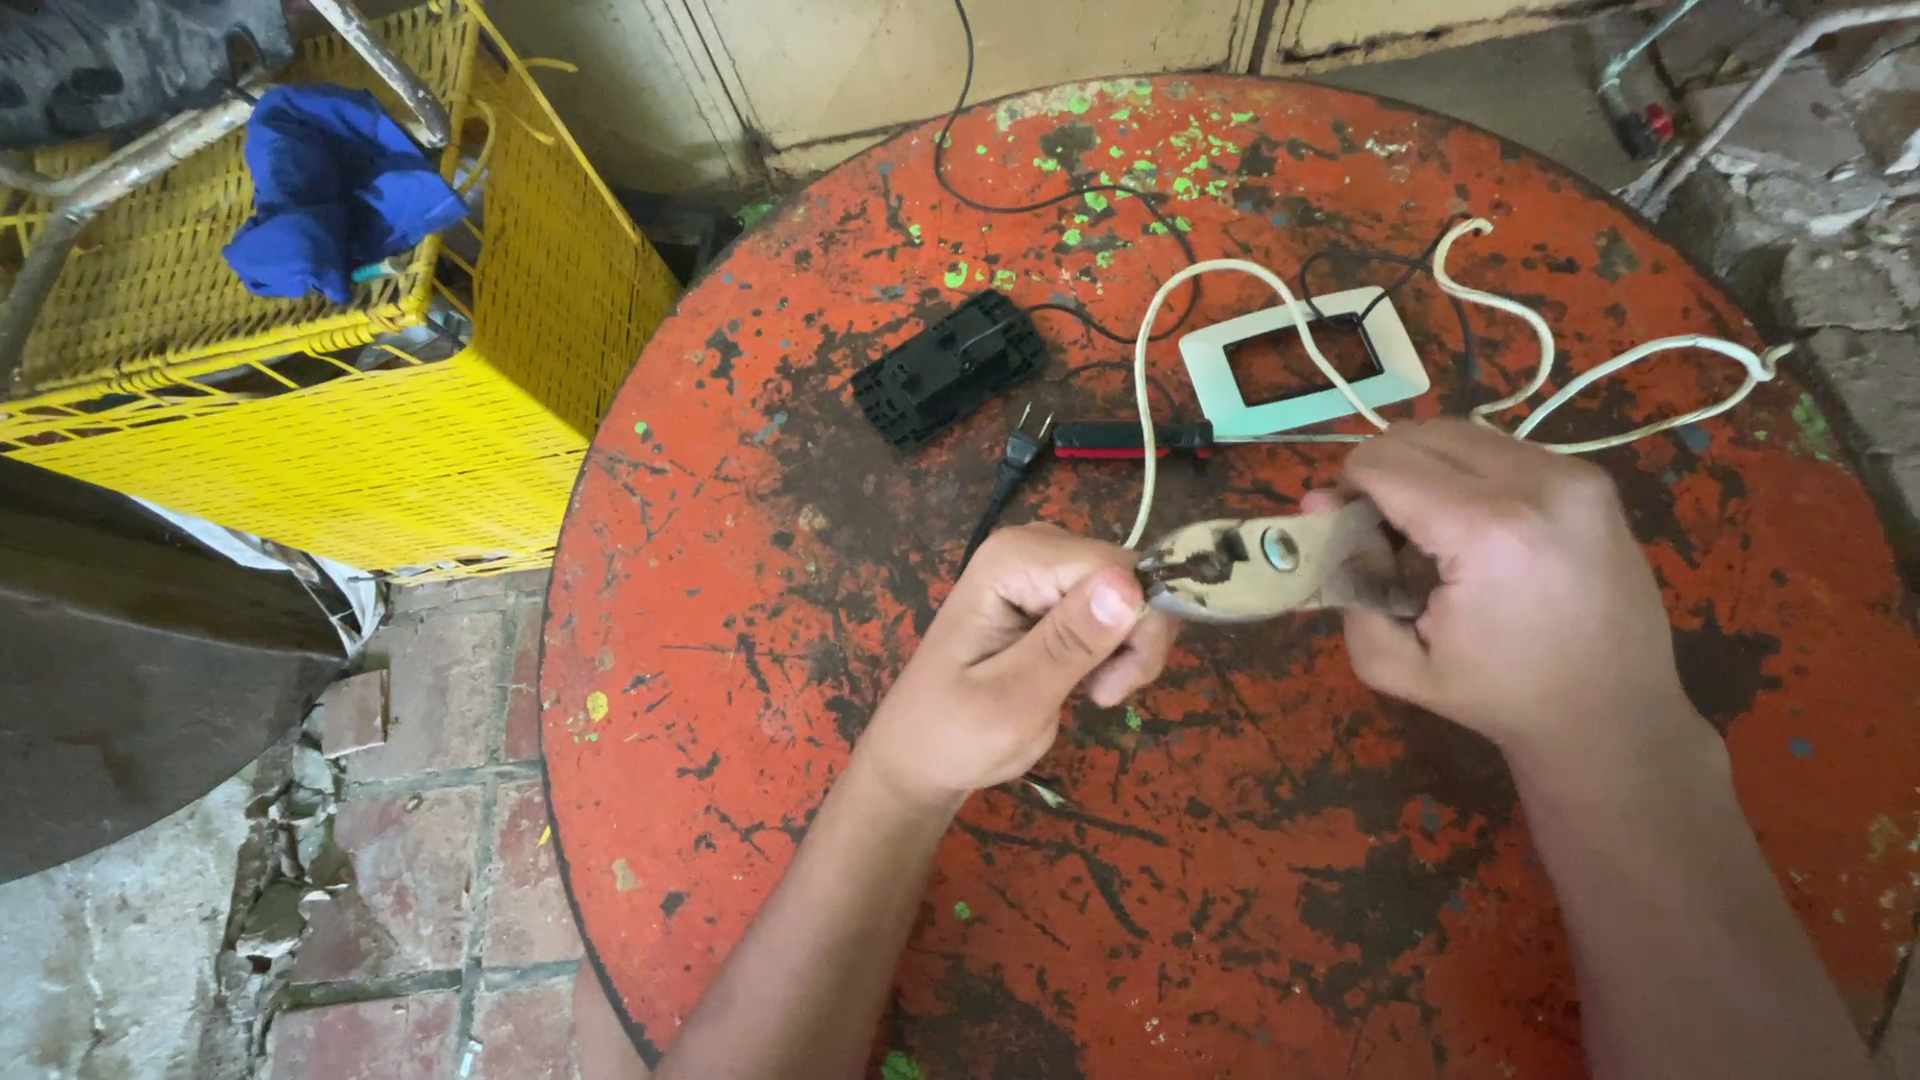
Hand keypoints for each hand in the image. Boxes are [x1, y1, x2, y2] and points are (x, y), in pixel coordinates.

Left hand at [854, 523, 1178, 805]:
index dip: (1133, 624)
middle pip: (1128, 575)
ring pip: (1130, 593)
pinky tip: (1087, 679)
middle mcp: (1029, 548)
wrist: (921, 753)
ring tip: (1090, 690)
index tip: (1109, 686)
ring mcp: (1042, 567)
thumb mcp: (1014, 700)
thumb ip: (1069, 643)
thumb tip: (1128, 583)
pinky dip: (1116, 648)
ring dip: (1127, 648)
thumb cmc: (954, 734)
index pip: (1116, 566)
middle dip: (1132, 639)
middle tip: (1101, 693)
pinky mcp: (1053, 591)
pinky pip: (1116, 607)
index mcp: (1011, 560)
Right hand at [1311, 420, 1698, 764]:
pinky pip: (1495, 446)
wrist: (1614, 712)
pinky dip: (1460, 471)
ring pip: (1454, 431)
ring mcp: (1570, 473)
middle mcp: (1535, 483)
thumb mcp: (1392, 662)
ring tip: (1423, 525)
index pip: (1381, 462)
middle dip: (1378, 472)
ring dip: (1420, 467)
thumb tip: (1317, 505)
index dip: (1345, 488)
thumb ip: (1344, 579)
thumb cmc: (1496, 694)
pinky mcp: (1589, 478)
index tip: (1346, 528)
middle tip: (1378, 527)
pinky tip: (1465, 522)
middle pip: (1415, 434)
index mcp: (1485, 531)